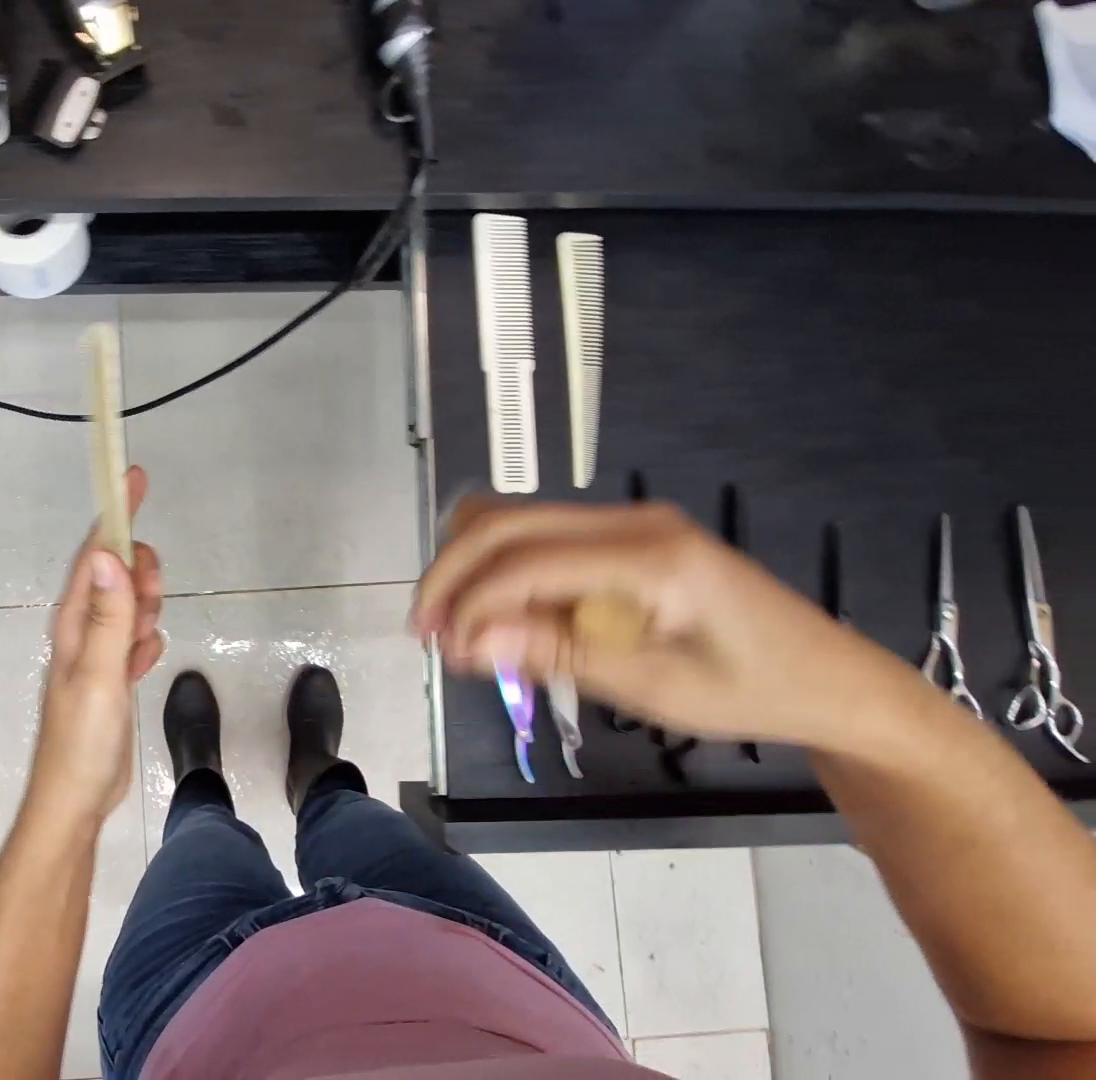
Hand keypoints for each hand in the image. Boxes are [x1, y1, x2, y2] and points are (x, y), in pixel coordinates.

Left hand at [29, 467, 164, 821]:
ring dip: (144, 610)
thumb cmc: (82, 739)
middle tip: (151, 605)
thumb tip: (105, 554)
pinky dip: (144, 641)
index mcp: (73, 621)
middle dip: (140, 575)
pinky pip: (133, 638)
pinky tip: (144, 660)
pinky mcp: (110, 675)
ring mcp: (96, 653)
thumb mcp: (99, 675)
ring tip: (144, 642)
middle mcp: (82, 629)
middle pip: (115, 574)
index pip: (95, 554)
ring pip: (128, 605)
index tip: (135, 476)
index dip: (115, 515)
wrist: (77, 798)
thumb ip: (107, 617)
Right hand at [410, 499, 929, 750]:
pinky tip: (495, 612)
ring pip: (511, 520)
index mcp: (649, 554)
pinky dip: (498, 569)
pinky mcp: (621, 536)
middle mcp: (629, 520)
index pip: (525, 560)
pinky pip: (536, 537)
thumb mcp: (652, 687)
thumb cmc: (753, 691)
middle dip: (451, 573)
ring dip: (468, 566)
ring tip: (454, 623)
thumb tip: (467, 643)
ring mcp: (625, 522)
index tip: (442, 649)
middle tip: (425, 629)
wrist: (834, 681)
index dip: (470, 602)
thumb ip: (556, 654)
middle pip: (503, 522)